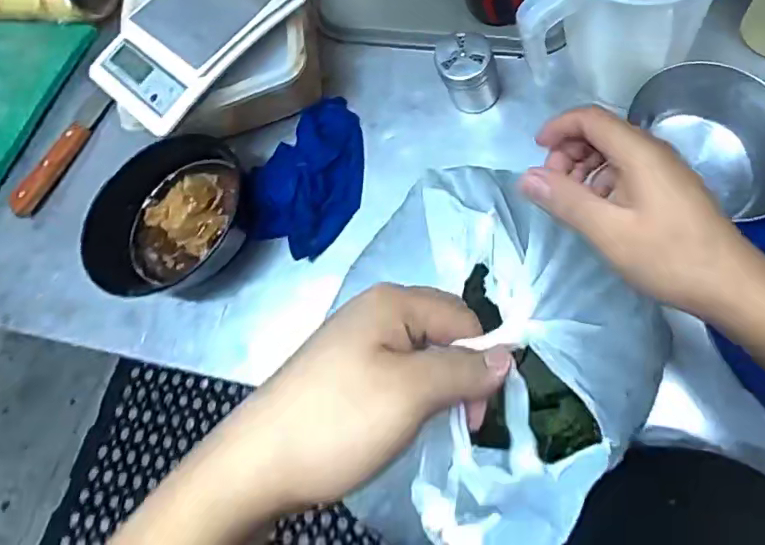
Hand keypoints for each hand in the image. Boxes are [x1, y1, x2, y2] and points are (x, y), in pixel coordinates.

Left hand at [196, 284, 513, 523]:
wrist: (255, 464)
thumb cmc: (339, 421)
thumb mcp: (411, 394)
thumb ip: (462, 369)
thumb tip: (509, 353)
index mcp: (393, 300)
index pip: (462, 316)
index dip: (479, 361)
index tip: (476, 417)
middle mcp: (376, 308)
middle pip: (441, 330)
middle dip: (458, 375)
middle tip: (457, 426)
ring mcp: (356, 338)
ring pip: (419, 355)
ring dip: (435, 389)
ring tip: (425, 428)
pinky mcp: (343, 368)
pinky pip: (394, 371)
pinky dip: (409, 396)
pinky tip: (396, 423)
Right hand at [519, 106, 761, 316]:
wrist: (734, 286)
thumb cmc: (669, 256)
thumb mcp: (609, 231)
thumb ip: (565, 200)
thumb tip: (526, 176)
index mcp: (638, 150)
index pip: (589, 117)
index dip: (558, 128)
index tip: (536, 154)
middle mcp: (653, 150)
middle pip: (601, 131)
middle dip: (569, 150)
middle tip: (553, 185)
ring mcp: (666, 168)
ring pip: (614, 151)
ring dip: (585, 167)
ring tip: (573, 202)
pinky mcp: (672, 187)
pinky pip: (629, 168)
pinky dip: (604, 180)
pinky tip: (601, 211)